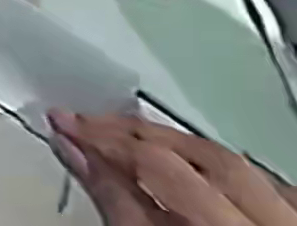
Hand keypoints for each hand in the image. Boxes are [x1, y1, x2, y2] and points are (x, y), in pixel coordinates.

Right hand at [51, 111, 296, 225]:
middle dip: (139, 132)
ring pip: (245, 167)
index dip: (102, 136)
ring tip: (133, 138)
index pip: (159, 163)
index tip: (61, 120)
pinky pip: (278, 188)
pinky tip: (201, 165)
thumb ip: (116, 200)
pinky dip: (232, 169)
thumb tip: (74, 147)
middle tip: (89, 121)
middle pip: (208, 157)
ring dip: (181, 145)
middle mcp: (277, 223)